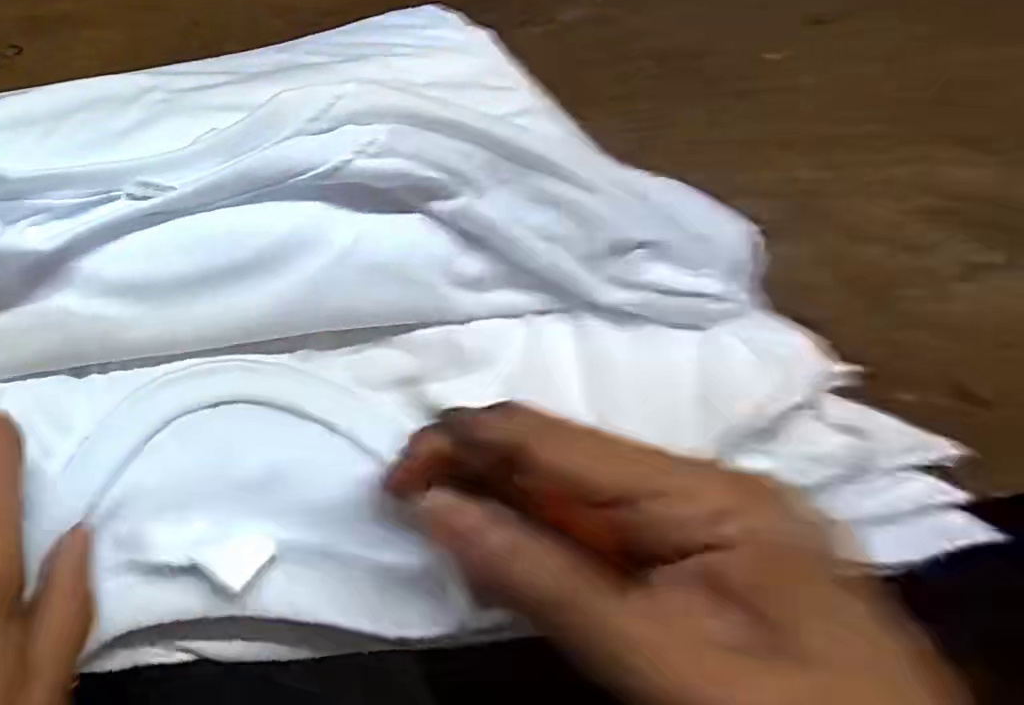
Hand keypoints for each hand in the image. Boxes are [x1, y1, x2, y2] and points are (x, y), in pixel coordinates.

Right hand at [385, 404, 966, 704]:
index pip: (543, 435)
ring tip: (451, 543)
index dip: (455, 443)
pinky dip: (528, 540)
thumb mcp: (664, 661)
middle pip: (545, 452)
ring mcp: (693, 520)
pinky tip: (503, 562)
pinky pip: (580, 526)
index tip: (393, 484)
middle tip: (411, 511)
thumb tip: (425, 506)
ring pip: (554, 487)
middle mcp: (694, 486)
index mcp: (704, 491)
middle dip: (469, 474)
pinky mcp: (686, 557)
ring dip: (493, 508)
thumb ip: (538, 577)